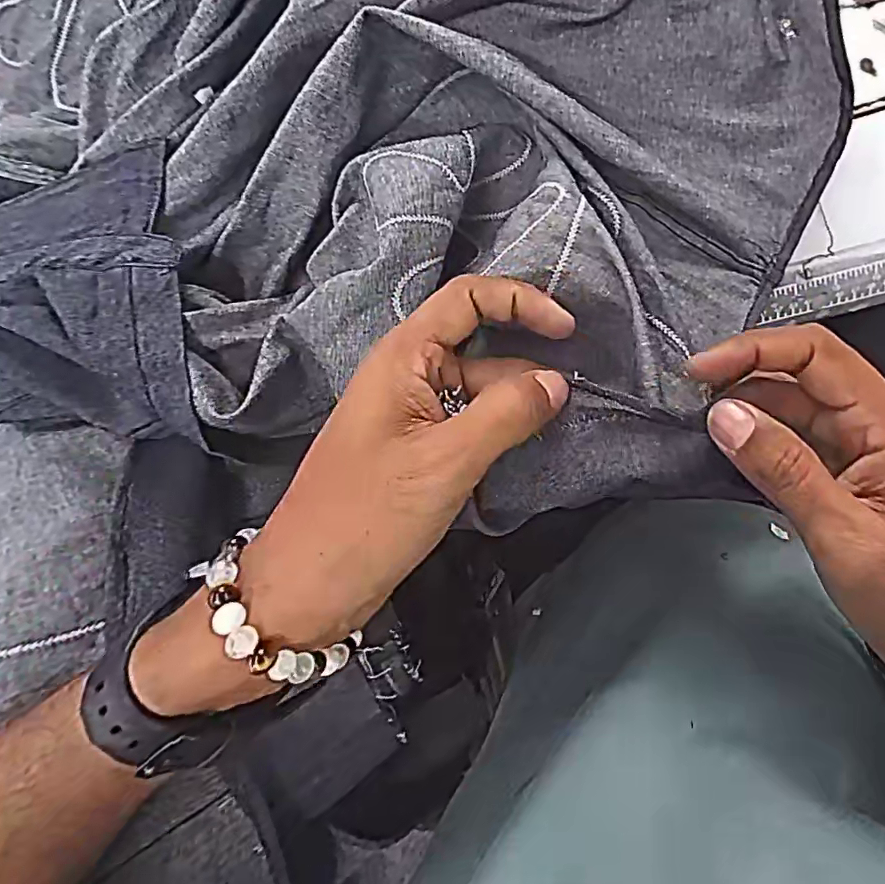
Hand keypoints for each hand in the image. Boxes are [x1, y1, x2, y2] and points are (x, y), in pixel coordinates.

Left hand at [132, 276, 573, 715]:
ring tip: (564, 419)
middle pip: (480, 343)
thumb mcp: (445, 461)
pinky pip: (468, 420)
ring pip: (478, 387)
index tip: (568, 329)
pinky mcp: (417, 447)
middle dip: (528, 357)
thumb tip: (557, 382)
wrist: (308, 586)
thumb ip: (506, 414)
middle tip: (577, 385)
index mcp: (403, 356)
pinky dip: (501, 426)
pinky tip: (530, 440)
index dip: (522, 301)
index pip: (468, 297)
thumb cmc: (368, 516)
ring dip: (518, 398)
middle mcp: (407, 373)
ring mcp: (412, 411)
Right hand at [688, 325, 884, 732]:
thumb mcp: (845, 536)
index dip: (753, 350)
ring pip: (794, 402)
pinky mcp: (848, 471)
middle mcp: (878, 423)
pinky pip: (796, 435)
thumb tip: (725, 415)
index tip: (700, 370)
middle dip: (742, 372)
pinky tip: (729, 444)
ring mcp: (863, 447)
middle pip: (802, 370)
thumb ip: (784, 468)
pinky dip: (759, 434)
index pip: (816, 353)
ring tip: (698, 417)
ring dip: (746, 403)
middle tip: (687, 394)